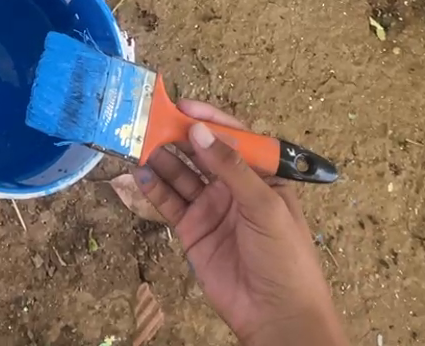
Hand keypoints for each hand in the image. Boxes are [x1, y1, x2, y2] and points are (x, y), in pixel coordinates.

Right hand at [137, 102, 343, 345]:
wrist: (277, 318)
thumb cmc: (285, 257)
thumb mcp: (265, 206)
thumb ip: (230, 167)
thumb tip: (198, 131)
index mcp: (259, 176)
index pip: (231, 137)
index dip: (208, 119)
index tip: (183, 106)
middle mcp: (231, 186)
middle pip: (200, 152)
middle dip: (177, 134)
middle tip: (151, 118)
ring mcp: (209, 206)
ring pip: (180, 173)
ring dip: (161, 156)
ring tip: (139, 141)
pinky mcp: (190, 228)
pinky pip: (168, 201)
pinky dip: (153, 186)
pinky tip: (139, 173)